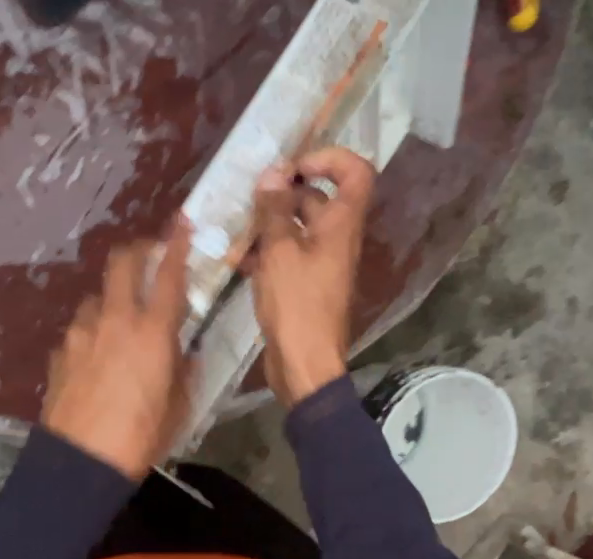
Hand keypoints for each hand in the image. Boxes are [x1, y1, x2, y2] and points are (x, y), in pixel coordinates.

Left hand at [41, 219, 192, 479]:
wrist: (82, 464)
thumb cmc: (140, 438)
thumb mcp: (178, 408)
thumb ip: (184, 371)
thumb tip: (188, 352)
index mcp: (152, 331)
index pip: (168, 273)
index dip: (177, 243)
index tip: (182, 222)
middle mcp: (114, 320)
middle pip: (121, 262)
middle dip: (137, 252)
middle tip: (147, 259)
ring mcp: (80, 334)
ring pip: (96, 297)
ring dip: (111, 299)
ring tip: (120, 323)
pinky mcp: (59, 354)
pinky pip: (78, 331)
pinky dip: (91, 334)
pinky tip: (95, 358)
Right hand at [247, 147, 376, 406]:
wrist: (304, 364)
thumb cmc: (296, 306)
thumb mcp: (279, 252)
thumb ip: (274, 210)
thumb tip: (273, 174)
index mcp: (341, 225)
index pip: (356, 172)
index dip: (329, 158)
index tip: (294, 167)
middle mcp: (336, 240)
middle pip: (318, 200)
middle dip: (283, 193)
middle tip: (251, 196)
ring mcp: (321, 265)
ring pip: (297, 230)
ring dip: (268, 225)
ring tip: (236, 227)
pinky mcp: (304, 288)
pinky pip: (288, 258)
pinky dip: (266, 253)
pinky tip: (236, 258)